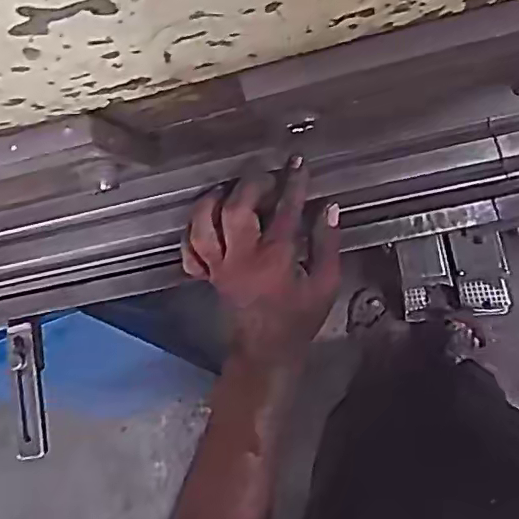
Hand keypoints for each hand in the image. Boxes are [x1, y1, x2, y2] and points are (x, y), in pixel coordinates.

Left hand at [183, 157, 341, 367]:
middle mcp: (242, 258)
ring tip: (230, 188)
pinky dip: (193, 230)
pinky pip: (190, 250)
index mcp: (275, 259)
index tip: (298, 164)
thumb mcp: (326, 284)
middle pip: (237, 209)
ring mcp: (219, 267)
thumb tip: (329, 208)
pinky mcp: (207, 275)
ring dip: (214, 200)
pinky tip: (206, 219)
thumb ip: (327, 244)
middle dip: (251, 184)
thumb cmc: (299, 319)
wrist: (266, 354)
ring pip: (204, 225)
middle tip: (266, 176)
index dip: (293, 182)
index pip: (285, 210)